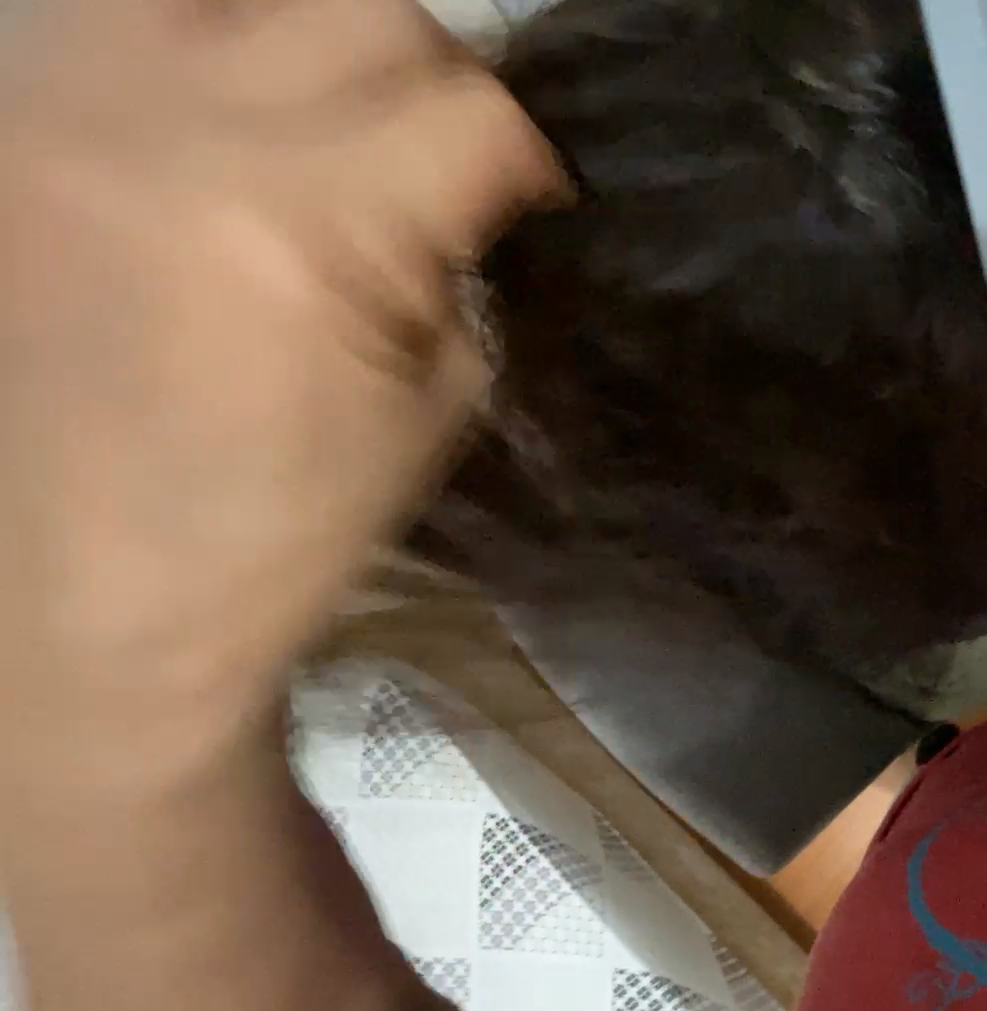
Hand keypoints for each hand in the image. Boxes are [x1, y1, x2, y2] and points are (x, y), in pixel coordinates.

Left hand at [0, 0, 564, 721]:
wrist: (84, 588)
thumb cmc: (294, 517)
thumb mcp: (436, 395)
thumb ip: (460, 263)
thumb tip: (485, 195)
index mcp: (309, 223)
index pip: (475, 113)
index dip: (535, 158)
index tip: (543, 203)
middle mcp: (169, 122)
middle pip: (373, 10)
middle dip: (451, 84)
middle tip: (463, 163)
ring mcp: (58, 97)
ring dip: (340, 44)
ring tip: (359, 129)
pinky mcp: (6, 112)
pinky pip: (138, 12)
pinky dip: (229, 45)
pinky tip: (255, 122)